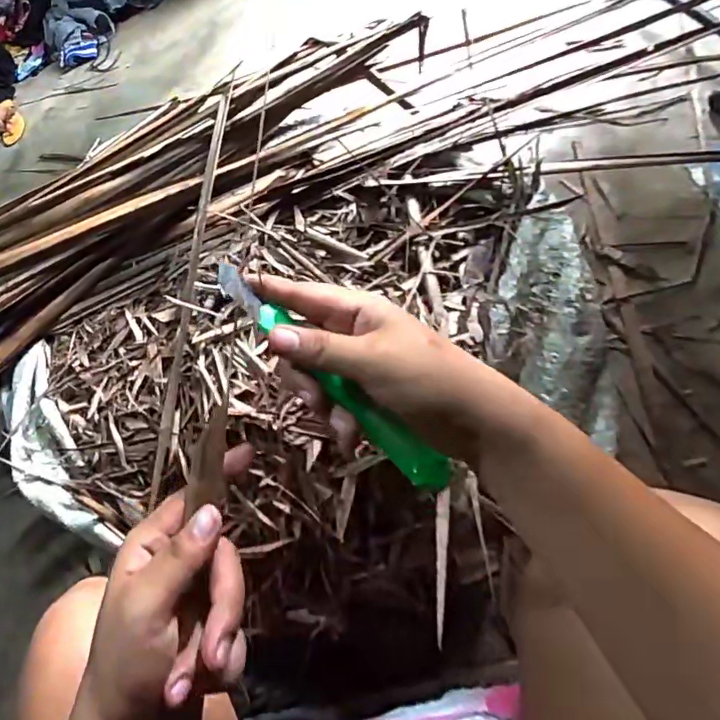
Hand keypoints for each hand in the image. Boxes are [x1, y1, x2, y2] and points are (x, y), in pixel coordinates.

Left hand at [70, 446, 252, 719]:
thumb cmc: (123, 659)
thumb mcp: (146, 606)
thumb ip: (180, 559)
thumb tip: (212, 511)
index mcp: (152, 546)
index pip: (189, 500)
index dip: (217, 477)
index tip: (246, 451)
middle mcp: (177, 565)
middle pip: (224, 561)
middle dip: (223, 611)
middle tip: (209, 651)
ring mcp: (195, 600)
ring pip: (234, 603)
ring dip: (217, 648)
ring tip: (184, 681)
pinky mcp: (210, 634)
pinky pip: (237, 638)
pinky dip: (220, 667)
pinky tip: (191, 687)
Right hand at [249, 274, 537, 462]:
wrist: (479, 425)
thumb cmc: (428, 379)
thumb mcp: (371, 362)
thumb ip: (319, 349)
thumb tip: (271, 334)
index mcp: (355, 311)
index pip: (302, 294)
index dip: (271, 290)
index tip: (240, 282)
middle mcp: (350, 333)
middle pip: (298, 344)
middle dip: (300, 374)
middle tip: (311, 396)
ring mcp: (356, 365)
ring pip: (312, 377)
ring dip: (321, 403)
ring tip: (341, 423)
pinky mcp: (363, 394)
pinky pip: (332, 402)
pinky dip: (338, 420)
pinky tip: (352, 437)